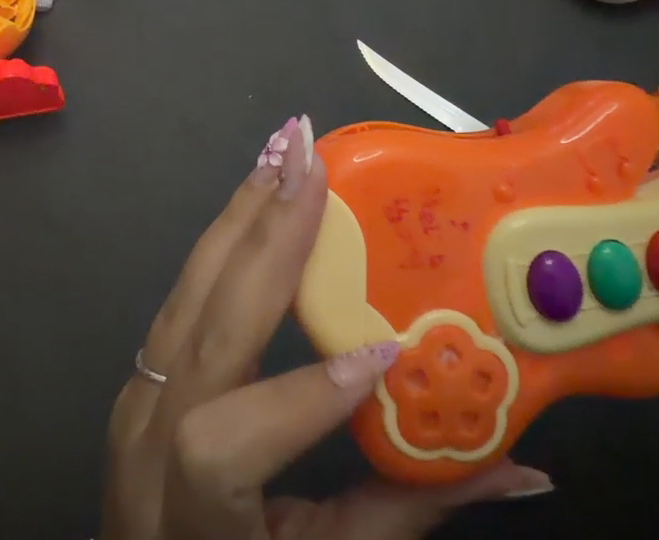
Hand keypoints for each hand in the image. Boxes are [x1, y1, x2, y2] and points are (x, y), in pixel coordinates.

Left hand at [102, 116, 550, 539]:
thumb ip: (409, 511)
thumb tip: (520, 470)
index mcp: (192, 510)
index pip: (230, 438)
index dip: (306, 394)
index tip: (384, 352)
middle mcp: (149, 438)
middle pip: (205, 330)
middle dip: (266, 240)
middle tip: (309, 162)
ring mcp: (138, 395)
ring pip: (187, 293)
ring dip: (241, 217)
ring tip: (281, 154)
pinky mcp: (144, 371)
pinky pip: (183, 295)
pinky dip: (223, 240)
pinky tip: (255, 200)